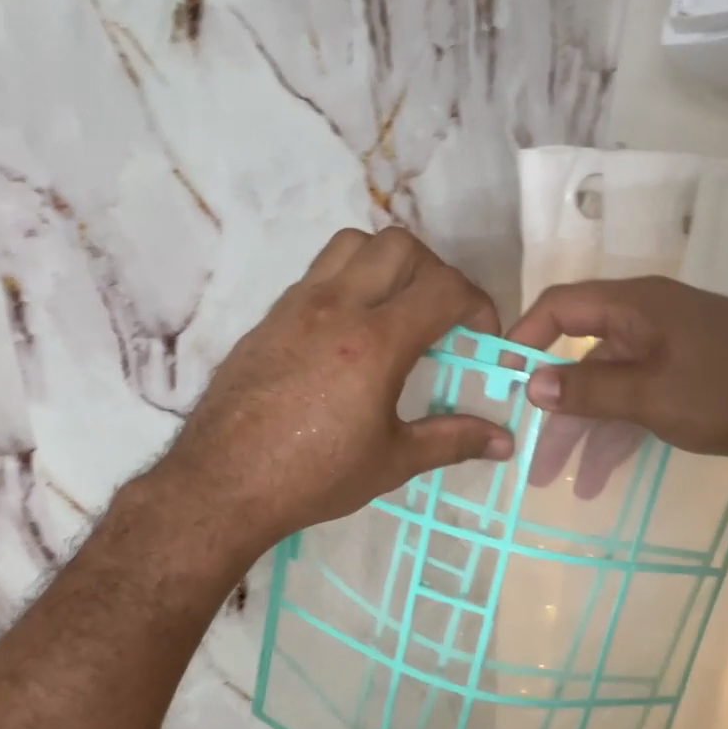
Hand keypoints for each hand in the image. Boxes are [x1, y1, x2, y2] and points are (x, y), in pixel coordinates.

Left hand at [151, 228, 512, 542]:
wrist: (223, 483)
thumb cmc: (315, 477)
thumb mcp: (393, 462)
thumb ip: (453, 441)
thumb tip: (504, 442)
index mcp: (375, 343)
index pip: (444, 288)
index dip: (478, 305)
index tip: (482, 337)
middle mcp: (336, 307)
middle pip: (401, 246)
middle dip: (436, 272)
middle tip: (442, 318)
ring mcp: (297, 306)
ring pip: (354, 244)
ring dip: (388, 264)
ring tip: (397, 310)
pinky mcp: (271, 317)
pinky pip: (319, 272)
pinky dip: (349, 282)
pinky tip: (351, 333)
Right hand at [507, 276, 727, 497]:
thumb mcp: (653, 395)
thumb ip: (590, 390)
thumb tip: (531, 384)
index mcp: (637, 306)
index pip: (561, 307)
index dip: (525, 339)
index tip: (498, 380)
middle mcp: (650, 320)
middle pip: (584, 359)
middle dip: (556, 412)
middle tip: (530, 460)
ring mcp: (673, 350)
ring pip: (612, 388)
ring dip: (588, 434)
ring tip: (566, 484)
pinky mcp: (692, 379)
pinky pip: (640, 401)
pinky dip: (621, 433)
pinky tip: (603, 475)